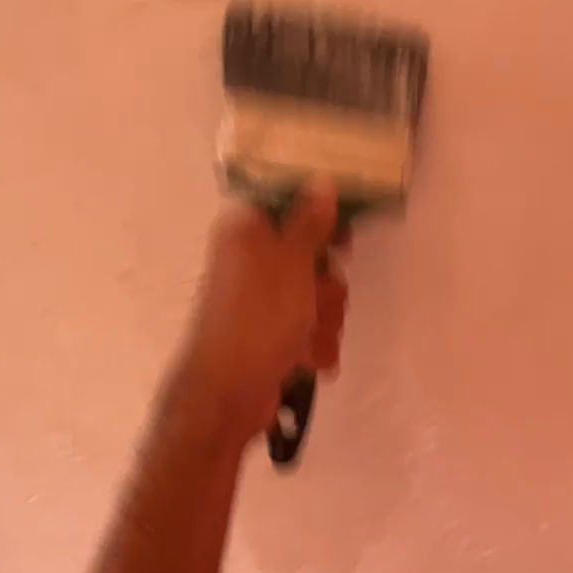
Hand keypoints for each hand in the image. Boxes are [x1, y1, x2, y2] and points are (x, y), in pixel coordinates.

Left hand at [176, 183, 348, 442]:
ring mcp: (264, 305)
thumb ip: (310, 221)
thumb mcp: (290, 261)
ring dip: (325, 322)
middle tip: (317, 301)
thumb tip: (322, 180)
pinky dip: (315, 346)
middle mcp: (254, 264)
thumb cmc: (259, 318)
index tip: (342, 245)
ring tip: (310, 340)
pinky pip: (311, 331)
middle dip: (328, 288)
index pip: (295, 210)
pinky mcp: (274, 338)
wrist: (230, 392)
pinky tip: (310, 361)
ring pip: (318, 300)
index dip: (324, 227)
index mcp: (248, 232)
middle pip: (314, 260)